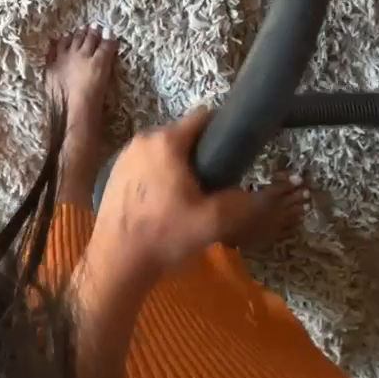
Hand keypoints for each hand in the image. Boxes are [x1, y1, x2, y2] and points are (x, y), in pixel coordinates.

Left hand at [88, 108, 257, 286]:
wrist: (117, 259)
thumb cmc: (165, 234)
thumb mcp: (213, 222)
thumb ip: (243, 203)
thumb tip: (263, 193)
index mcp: (166, 141)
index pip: (202, 118)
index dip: (221, 132)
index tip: (232, 154)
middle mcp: (144, 138)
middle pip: (182, 135)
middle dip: (200, 154)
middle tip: (212, 184)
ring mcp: (126, 153)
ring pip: (164, 150)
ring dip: (178, 165)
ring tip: (188, 197)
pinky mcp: (115, 170)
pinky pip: (146, 162)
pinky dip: (158, 174)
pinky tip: (163, 202)